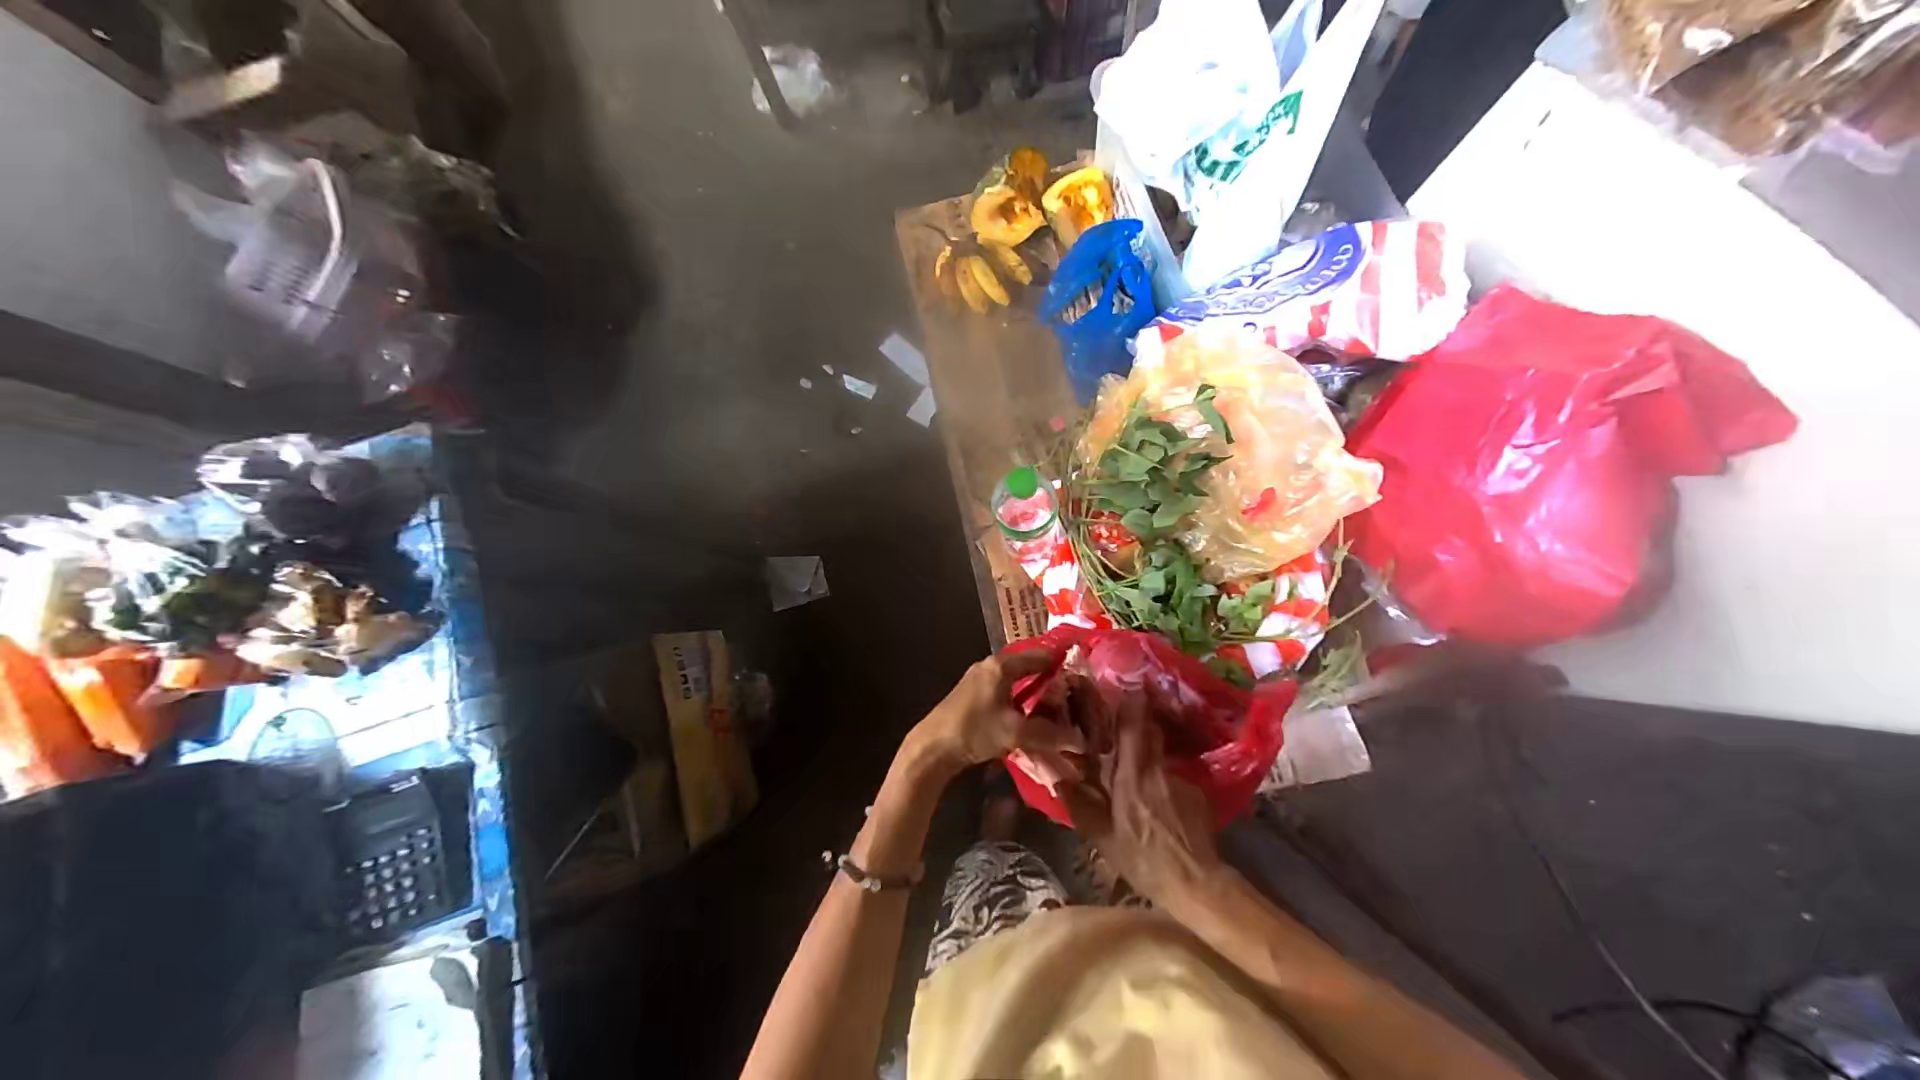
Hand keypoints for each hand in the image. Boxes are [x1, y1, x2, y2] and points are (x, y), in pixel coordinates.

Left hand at [908, 649, 1082, 780]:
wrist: (932, 746)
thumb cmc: (974, 730)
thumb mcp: (1015, 733)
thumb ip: (1048, 734)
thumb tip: (1078, 741)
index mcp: (1001, 666)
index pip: (1039, 656)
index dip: (1062, 662)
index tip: (1083, 674)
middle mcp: (990, 666)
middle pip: (1028, 666)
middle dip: (1051, 678)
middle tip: (1075, 692)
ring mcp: (979, 679)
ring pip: (1016, 679)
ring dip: (1035, 690)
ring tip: (1059, 705)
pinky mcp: (973, 695)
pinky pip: (1005, 690)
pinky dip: (1021, 698)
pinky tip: (1032, 714)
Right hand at [1062, 691, 1222, 907]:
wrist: (1196, 884)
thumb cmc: (1143, 860)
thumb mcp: (1103, 837)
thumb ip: (1079, 804)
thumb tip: (1055, 777)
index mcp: (1133, 776)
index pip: (1133, 727)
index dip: (1129, 703)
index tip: (1121, 685)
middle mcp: (1158, 769)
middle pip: (1149, 732)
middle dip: (1137, 720)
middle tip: (1121, 717)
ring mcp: (1181, 779)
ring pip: (1160, 754)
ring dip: (1148, 754)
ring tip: (1138, 766)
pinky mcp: (1197, 792)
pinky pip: (1174, 774)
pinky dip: (1163, 778)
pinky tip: (1161, 798)